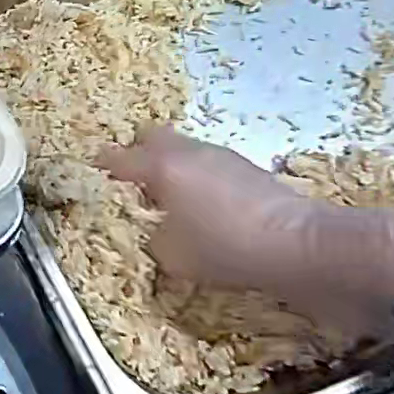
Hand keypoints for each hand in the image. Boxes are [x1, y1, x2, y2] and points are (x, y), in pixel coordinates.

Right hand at [97, 128, 393, 342]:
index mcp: (162, 166)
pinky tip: (205, 204)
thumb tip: (157, 232)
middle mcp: (188, 151)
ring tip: (170, 196)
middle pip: (153, 137)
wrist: (299, 245)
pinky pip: (207, 163)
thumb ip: (154, 238)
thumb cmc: (226, 248)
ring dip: (171, 165)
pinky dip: (197, 176)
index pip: (120, 158)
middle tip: (134, 180)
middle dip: (139, 153)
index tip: (94, 169)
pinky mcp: (246, 167)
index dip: (104, 164)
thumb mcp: (174, 256)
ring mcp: (220, 154)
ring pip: (183, 148)